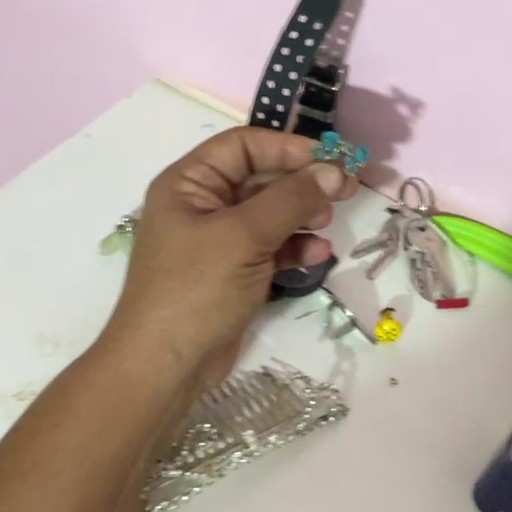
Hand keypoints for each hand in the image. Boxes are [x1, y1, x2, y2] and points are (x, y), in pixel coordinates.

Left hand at [104, 127, 356, 377]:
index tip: (329, 160)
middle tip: (346, 191)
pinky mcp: (232, 273)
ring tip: (328, 225)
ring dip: (301, 216)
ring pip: (269, 215)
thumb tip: (335, 170)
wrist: (166, 365)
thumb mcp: (244, 236)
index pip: (242, 146)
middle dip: (301, 184)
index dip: (286, 148)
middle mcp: (200, 206)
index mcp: (188, 183)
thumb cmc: (196, 288)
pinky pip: (269, 248)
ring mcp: (217, 242)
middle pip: (259, 179)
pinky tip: (318, 255)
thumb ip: (291, 199)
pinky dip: (293, 248)